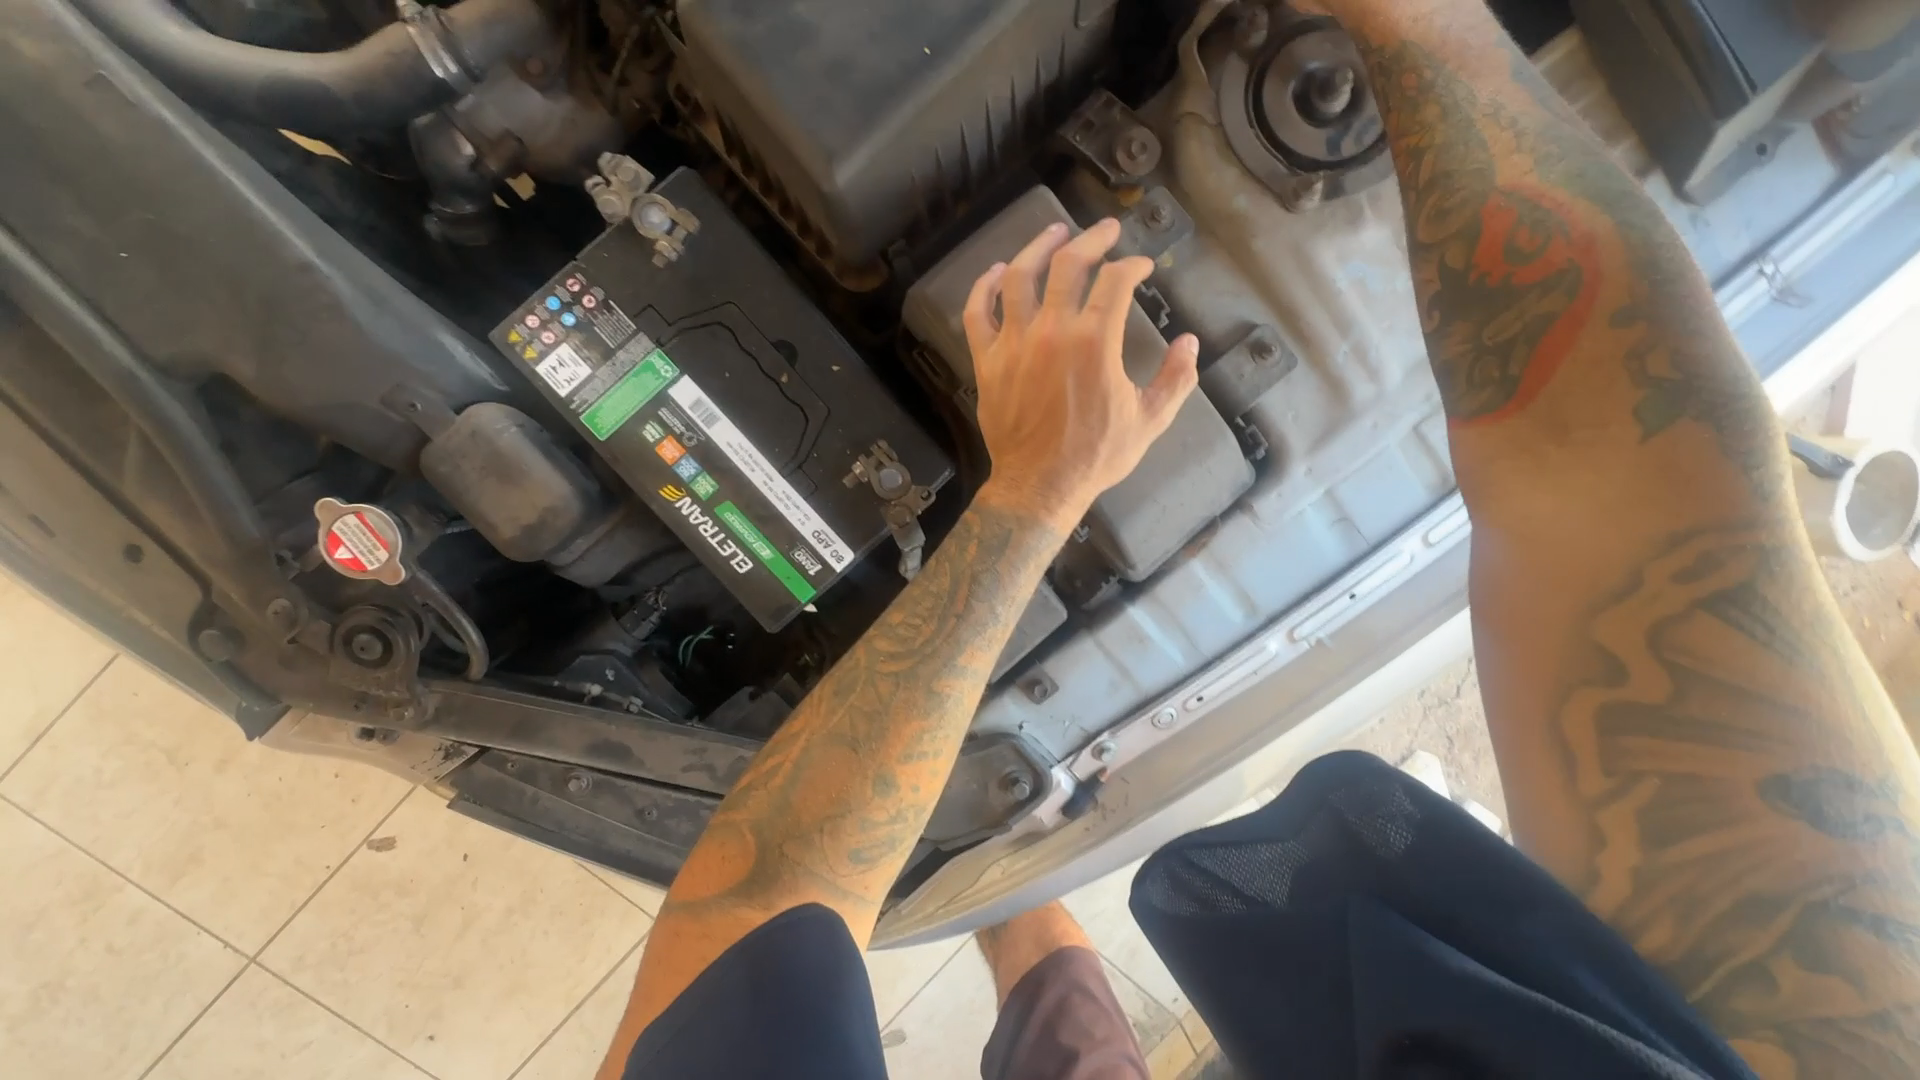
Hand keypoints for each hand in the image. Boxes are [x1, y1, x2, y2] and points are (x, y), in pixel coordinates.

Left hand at [963, 218, 1199, 531]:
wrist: (1039, 487)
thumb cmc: (1095, 456)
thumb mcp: (1149, 421)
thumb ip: (1176, 379)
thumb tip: (1189, 343)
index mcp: (1095, 341)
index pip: (1115, 281)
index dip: (1132, 266)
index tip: (1141, 267)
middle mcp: (1051, 331)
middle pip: (1068, 265)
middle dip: (1092, 240)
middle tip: (1106, 229)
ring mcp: (1013, 343)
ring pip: (1019, 278)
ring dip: (1038, 248)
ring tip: (1054, 232)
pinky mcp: (987, 361)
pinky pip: (978, 313)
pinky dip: (985, 287)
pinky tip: (998, 271)